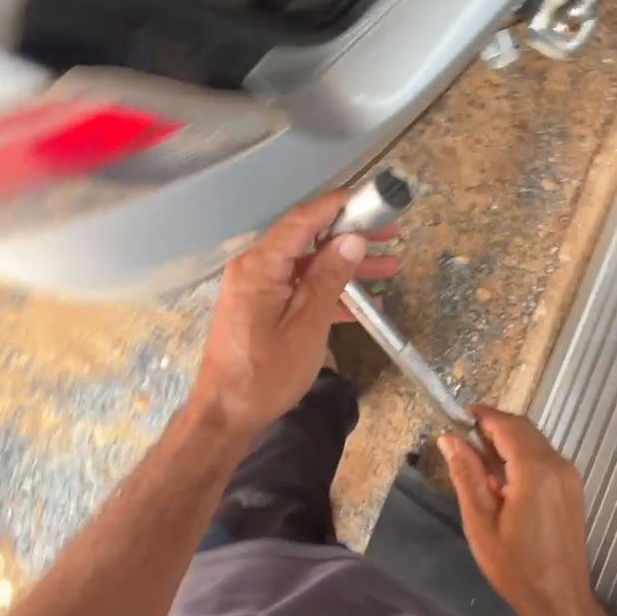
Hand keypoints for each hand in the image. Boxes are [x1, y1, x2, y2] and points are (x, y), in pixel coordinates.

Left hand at [189, 190, 400, 437]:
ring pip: (309, 265)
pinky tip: (364, 303)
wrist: (225, 415)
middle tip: (391, 235)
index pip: (303, 219)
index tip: (373, 200)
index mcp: (261, 266)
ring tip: (390, 267)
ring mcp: (258, 289)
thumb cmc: (265, 375)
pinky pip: (300, 289)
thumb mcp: (306, 327)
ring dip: (347, 267)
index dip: (340, 205)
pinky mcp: (261, 308)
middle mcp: (256, 268)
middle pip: (309, 239)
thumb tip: (351, 239)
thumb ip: (328, 279)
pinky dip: (330, 292)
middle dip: (351, 237)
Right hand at [440, 408, 606, 615]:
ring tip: (478, 461)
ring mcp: (570, 477)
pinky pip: (545, 458)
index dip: (483, 416)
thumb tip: (449, 439)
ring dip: (508, 442)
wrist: (558, 600)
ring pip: (536, 442)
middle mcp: (558, 465)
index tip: (458, 415)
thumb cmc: (514, 565)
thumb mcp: (480, 521)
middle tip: (463, 439)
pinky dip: (523, 456)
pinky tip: (503, 479)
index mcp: (535, 470)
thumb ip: (466, 474)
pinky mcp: (573, 489)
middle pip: (524, 429)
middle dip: (494, 427)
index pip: (507, 426)